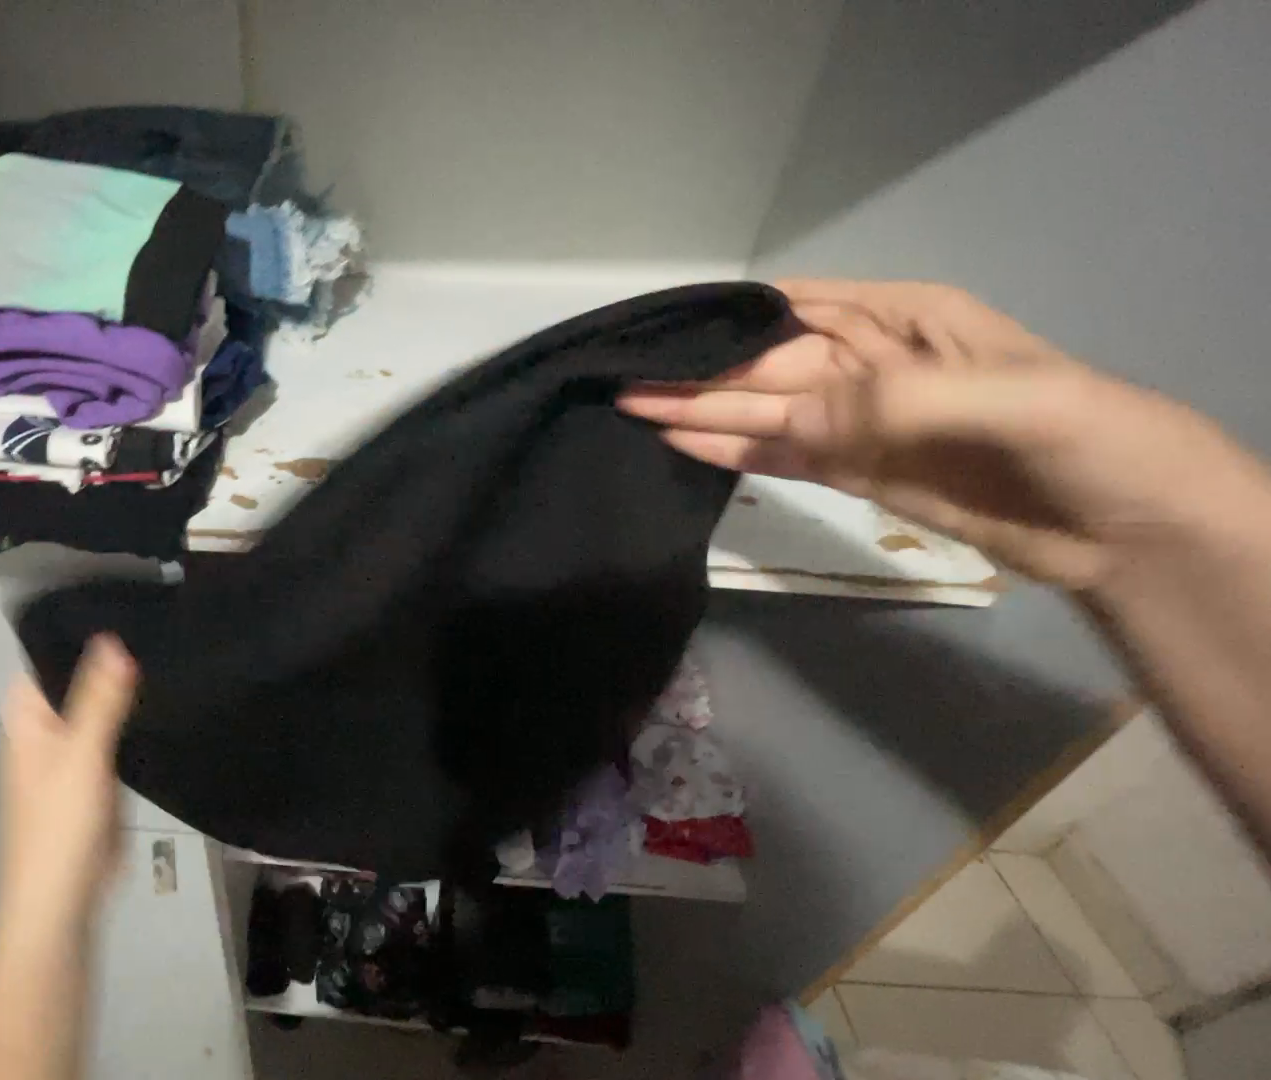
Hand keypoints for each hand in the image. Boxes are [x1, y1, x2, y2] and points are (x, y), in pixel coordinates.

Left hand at [0, 635, 137, 928]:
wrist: (62, 900)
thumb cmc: (59, 824)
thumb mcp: (81, 754)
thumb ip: (99, 698)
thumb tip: (113, 640)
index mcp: (27, 722)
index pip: (46, 662)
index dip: (75, 636)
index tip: (118, 607)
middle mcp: (45, 734)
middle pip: (75, 686)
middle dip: (108, 664)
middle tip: (155, 627)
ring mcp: (70, 759)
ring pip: (97, 715)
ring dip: (122, 695)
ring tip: (165, 655)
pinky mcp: (95, 782)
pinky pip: (113, 742)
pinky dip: (131, 726)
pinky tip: (160, 706)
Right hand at [618, 279, 1260, 590]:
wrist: (1131, 533)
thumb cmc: (1093, 442)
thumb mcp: (1013, 401)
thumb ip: (896, 401)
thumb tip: (790, 418)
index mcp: (908, 320)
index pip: (799, 309)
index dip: (732, 319)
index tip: (665, 330)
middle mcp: (869, 363)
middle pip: (766, 366)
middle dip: (698, 373)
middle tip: (624, 381)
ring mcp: (855, 422)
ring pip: (761, 411)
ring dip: (700, 412)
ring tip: (632, 409)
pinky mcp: (848, 472)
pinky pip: (778, 455)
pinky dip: (730, 452)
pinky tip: (680, 444)